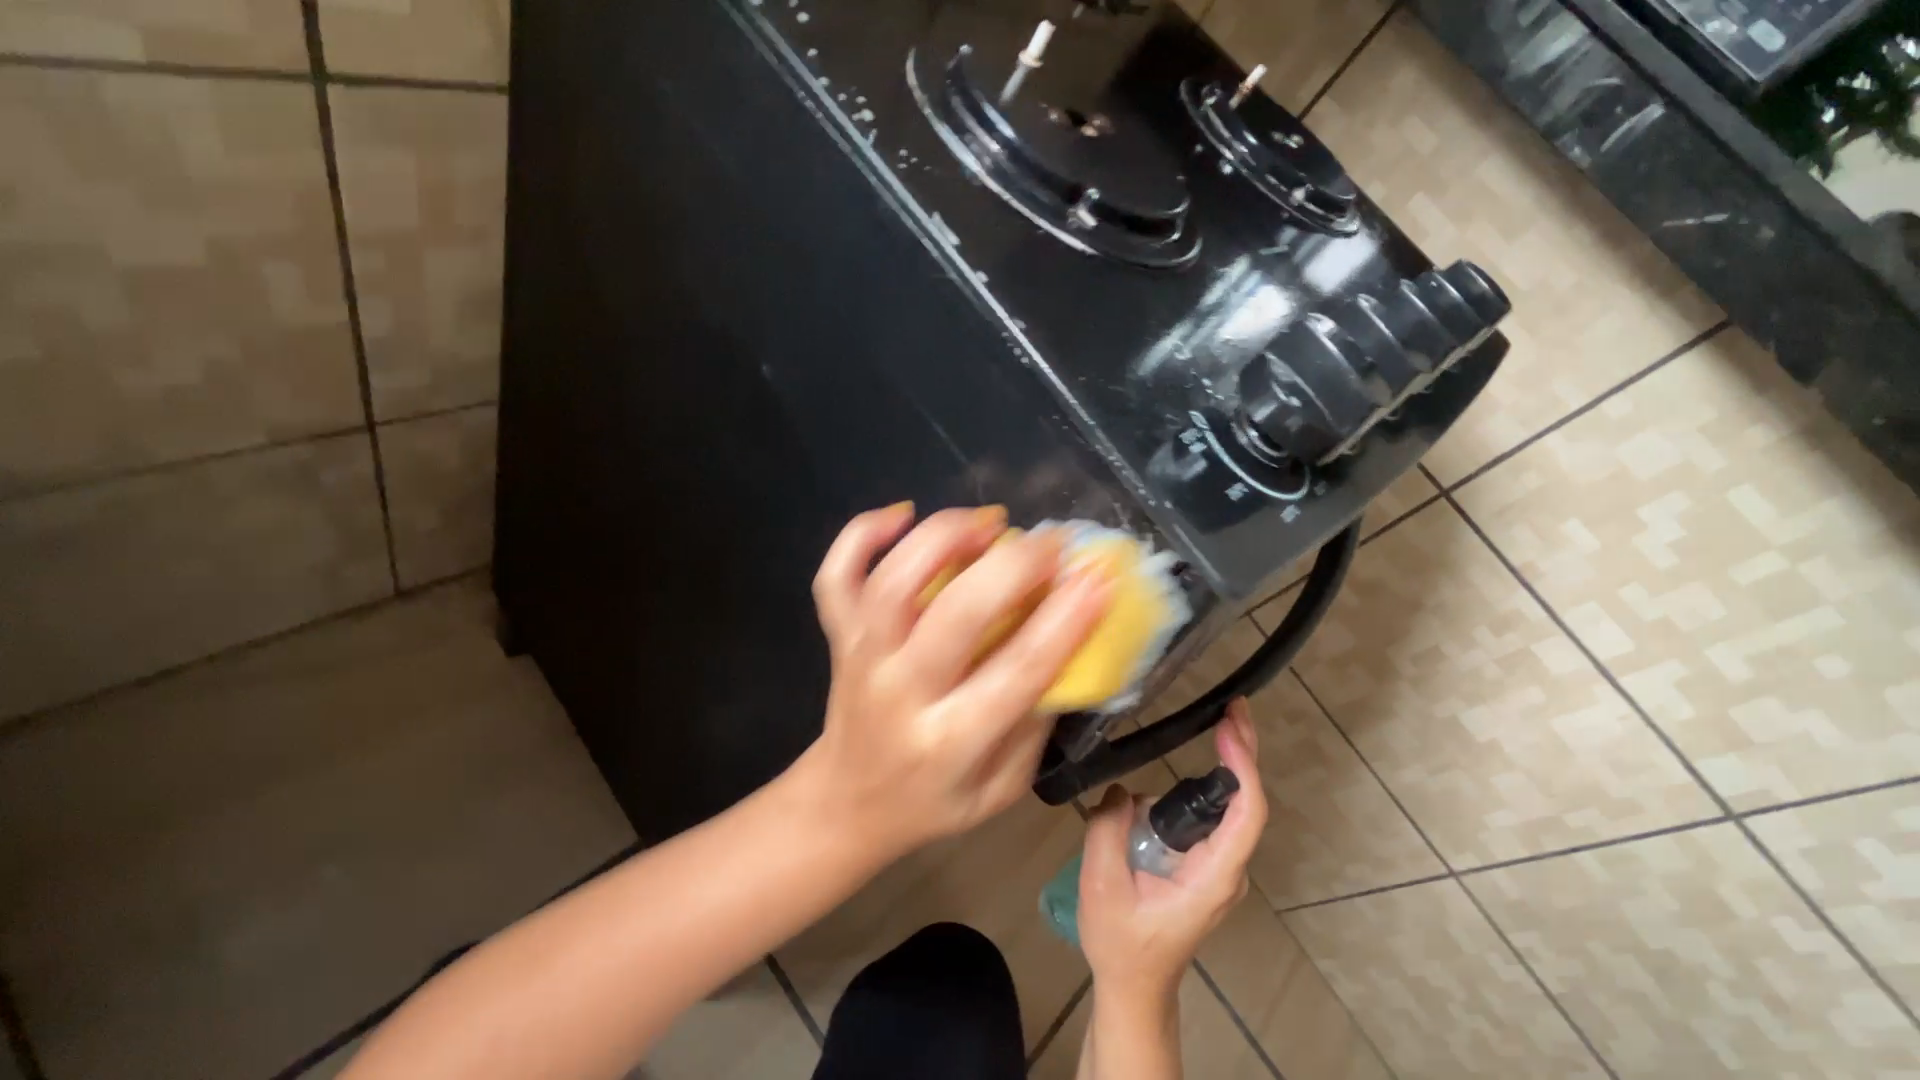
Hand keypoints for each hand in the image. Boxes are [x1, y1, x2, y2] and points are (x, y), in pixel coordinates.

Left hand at [794, 503, 1112, 857]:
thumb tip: (1071, 644)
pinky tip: (902, 514)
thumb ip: (1034, 723)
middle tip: (1051, 542)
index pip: (1016, 673)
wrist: (848, 803)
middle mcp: (900, 693)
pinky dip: (861, 535)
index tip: (1098, 578)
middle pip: (953, 616)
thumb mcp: (1001, 788)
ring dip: (942, 540)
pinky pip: (836, 577)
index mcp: (949, 742)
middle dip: (1011, 568)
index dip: (1064, 621)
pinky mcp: (839, 637)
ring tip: (989, 519)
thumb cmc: (935, 800)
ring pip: (891, 584)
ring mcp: (861, 659)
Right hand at [1077, 699, 1265, 1002]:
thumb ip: (1108, 831)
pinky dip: (1204, 789)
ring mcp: (1218, 869)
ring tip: (1215, 725)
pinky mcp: (1204, 867)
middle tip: (1233, 708)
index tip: (1231, 727)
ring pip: (1229, 810)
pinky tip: (1188, 769)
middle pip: (1246, 804)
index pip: (1246, 815)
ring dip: (1224, 767)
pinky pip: (1210, 821)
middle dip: (1243, 752)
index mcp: (1212, 876)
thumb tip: (1121, 790)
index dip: (1244, 767)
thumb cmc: (1121, 944)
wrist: (1133, 986)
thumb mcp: (1102, 886)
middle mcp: (1226, 869)